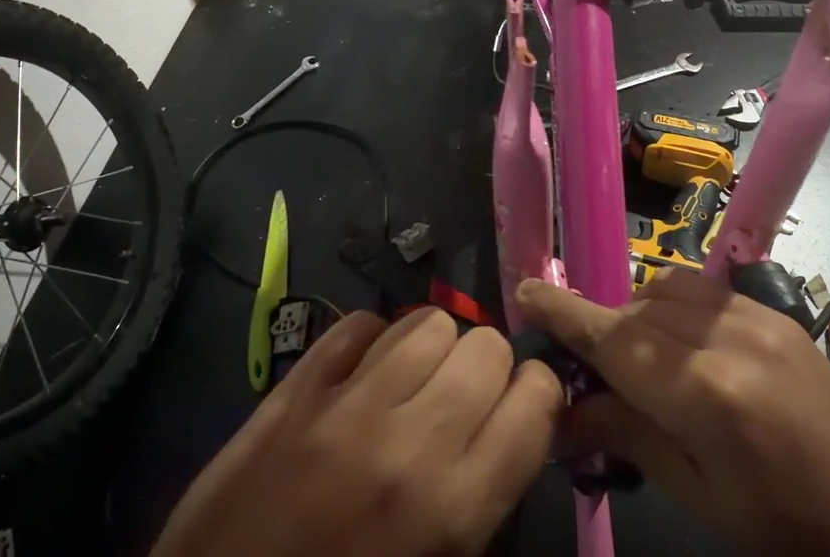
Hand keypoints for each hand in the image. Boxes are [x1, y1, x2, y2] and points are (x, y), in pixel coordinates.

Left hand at [151, 308, 563, 556]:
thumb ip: (484, 493)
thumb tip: (510, 421)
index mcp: (455, 506)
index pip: (535, 399)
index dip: (535, 398)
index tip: (516, 411)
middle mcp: (410, 442)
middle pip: (487, 347)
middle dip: (487, 370)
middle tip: (461, 402)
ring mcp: (347, 406)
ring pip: (428, 322)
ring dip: (434, 349)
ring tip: (414, 384)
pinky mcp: (294, 388)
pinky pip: (360, 323)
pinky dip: (373, 340)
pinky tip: (364, 375)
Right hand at [518, 272, 829, 556]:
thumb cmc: (784, 530)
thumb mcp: (700, 496)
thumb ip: (631, 435)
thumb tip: (564, 408)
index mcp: (708, 393)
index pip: (616, 338)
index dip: (566, 313)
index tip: (526, 292)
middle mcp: (731, 339)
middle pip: (639, 308)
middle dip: (605, 326)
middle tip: (590, 369)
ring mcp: (762, 321)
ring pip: (671, 289)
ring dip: (640, 313)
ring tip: (639, 360)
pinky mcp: (782, 319)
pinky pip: (708, 295)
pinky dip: (676, 309)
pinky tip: (684, 349)